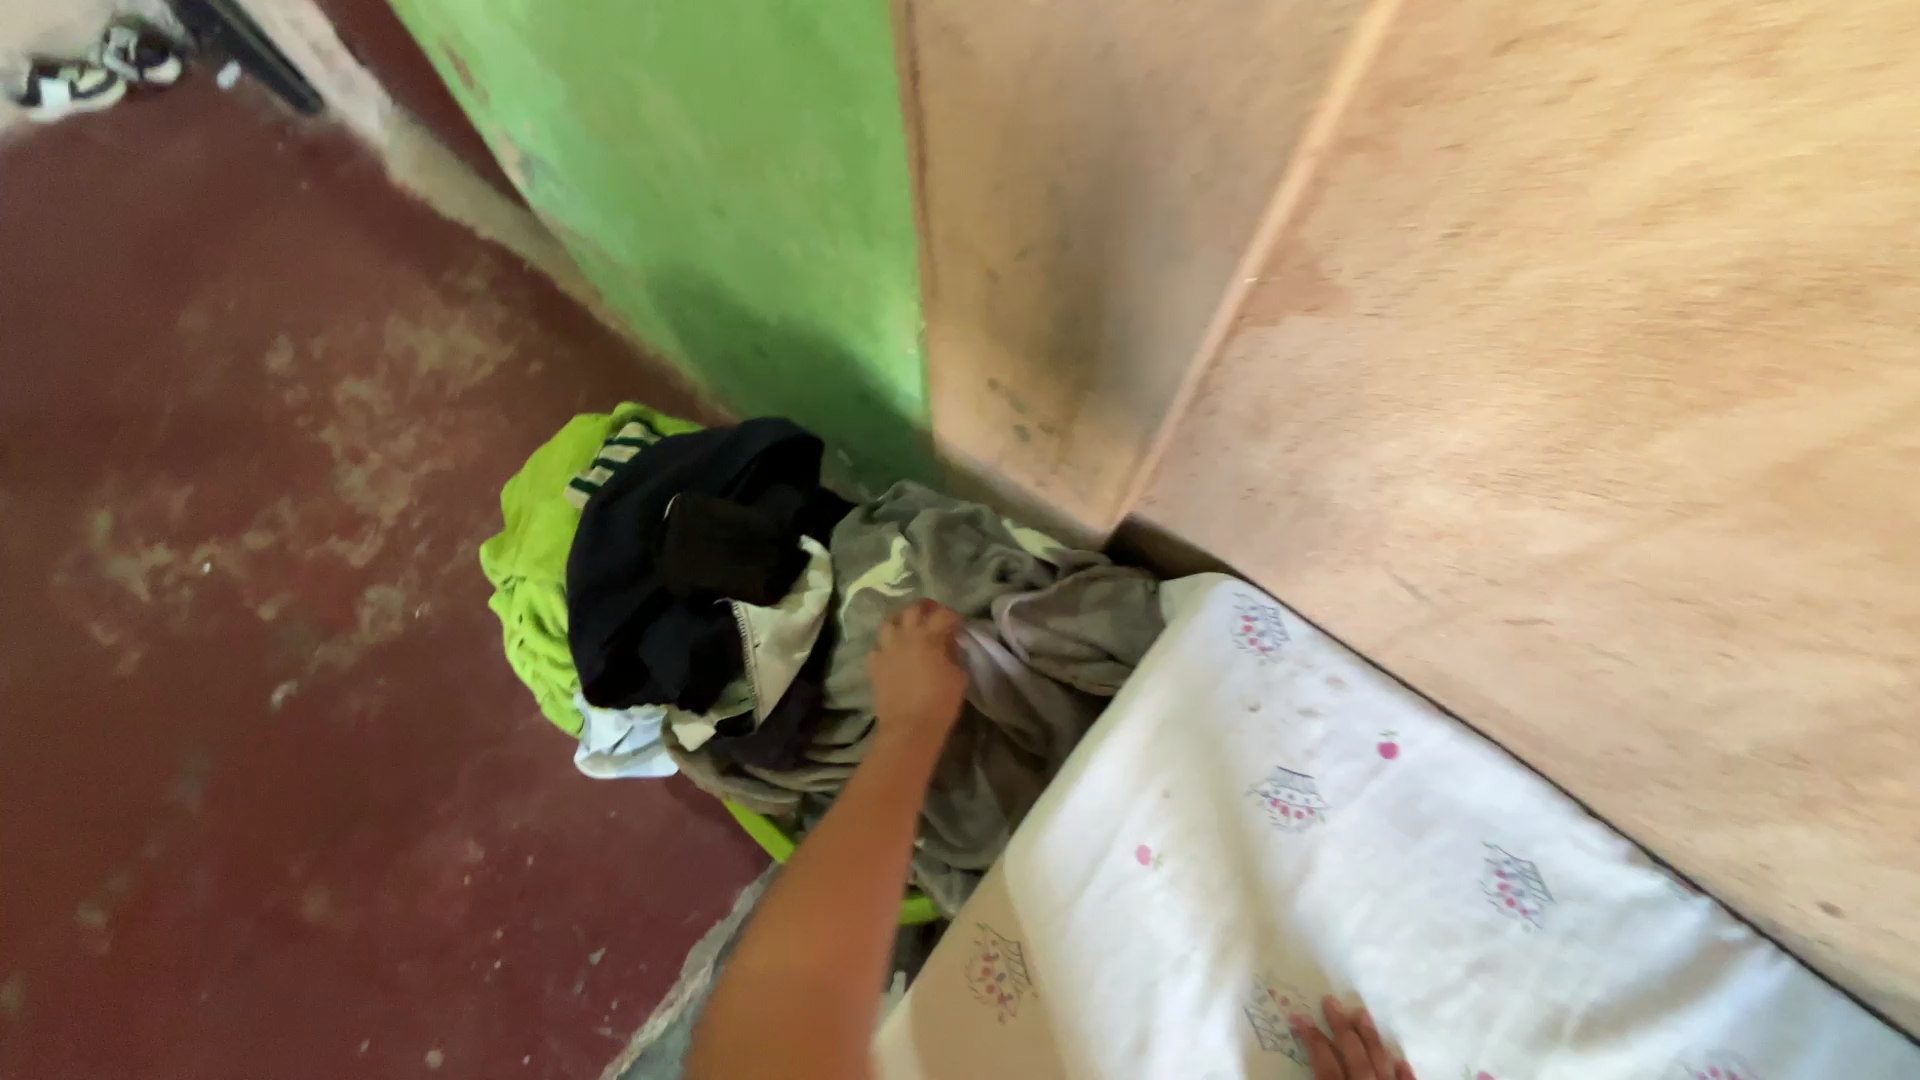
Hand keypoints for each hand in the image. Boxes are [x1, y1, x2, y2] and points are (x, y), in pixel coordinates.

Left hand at [868, 599, 967, 742]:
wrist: (909, 727)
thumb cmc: (940, 702)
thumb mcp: (959, 676)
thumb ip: (953, 653)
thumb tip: (949, 643)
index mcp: (929, 636)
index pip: (943, 614)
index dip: (953, 615)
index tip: (958, 623)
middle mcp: (905, 636)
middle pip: (913, 608)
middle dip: (926, 608)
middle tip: (934, 615)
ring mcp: (886, 649)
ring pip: (889, 622)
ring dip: (901, 622)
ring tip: (909, 629)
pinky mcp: (874, 664)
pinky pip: (878, 647)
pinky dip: (886, 647)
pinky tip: (893, 654)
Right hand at [1293, 996, 1415, 1079]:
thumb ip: (1314, 1078)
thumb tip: (1286, 1067)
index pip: (1325, 1062)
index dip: (1312, 1038)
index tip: (1300, 1015)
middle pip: (1355, 1056)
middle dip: (1342, 1027)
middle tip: (1331, 1001)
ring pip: (1382, 1064)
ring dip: (1372, 1039)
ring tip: (1362, 1013)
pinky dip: (1405, 1075)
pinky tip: (1401, 1060)